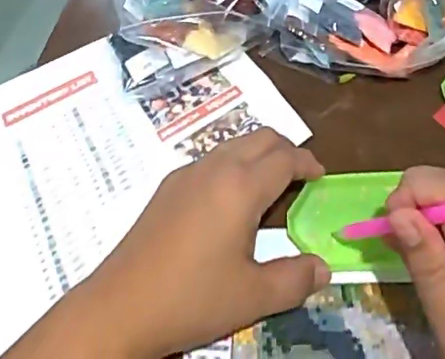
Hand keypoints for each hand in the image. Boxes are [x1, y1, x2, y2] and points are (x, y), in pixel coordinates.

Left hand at [7, 130, 329, 358]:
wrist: (121, 305)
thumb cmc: (192, 299)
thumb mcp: (252, 297)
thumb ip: (294, 279)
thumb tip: (323, 267)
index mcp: (241, 186)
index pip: (284, 157)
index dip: (307, 162)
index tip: (321, 174)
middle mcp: (216, 166)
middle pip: (260, 137)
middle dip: (285, 149)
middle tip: (300, 174)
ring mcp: (188, 172)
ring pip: (234, 144)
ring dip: (257, 154)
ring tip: (269, 187)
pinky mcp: (168, 185)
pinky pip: (211, 159)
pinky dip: (233, 165)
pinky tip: (229, 202)